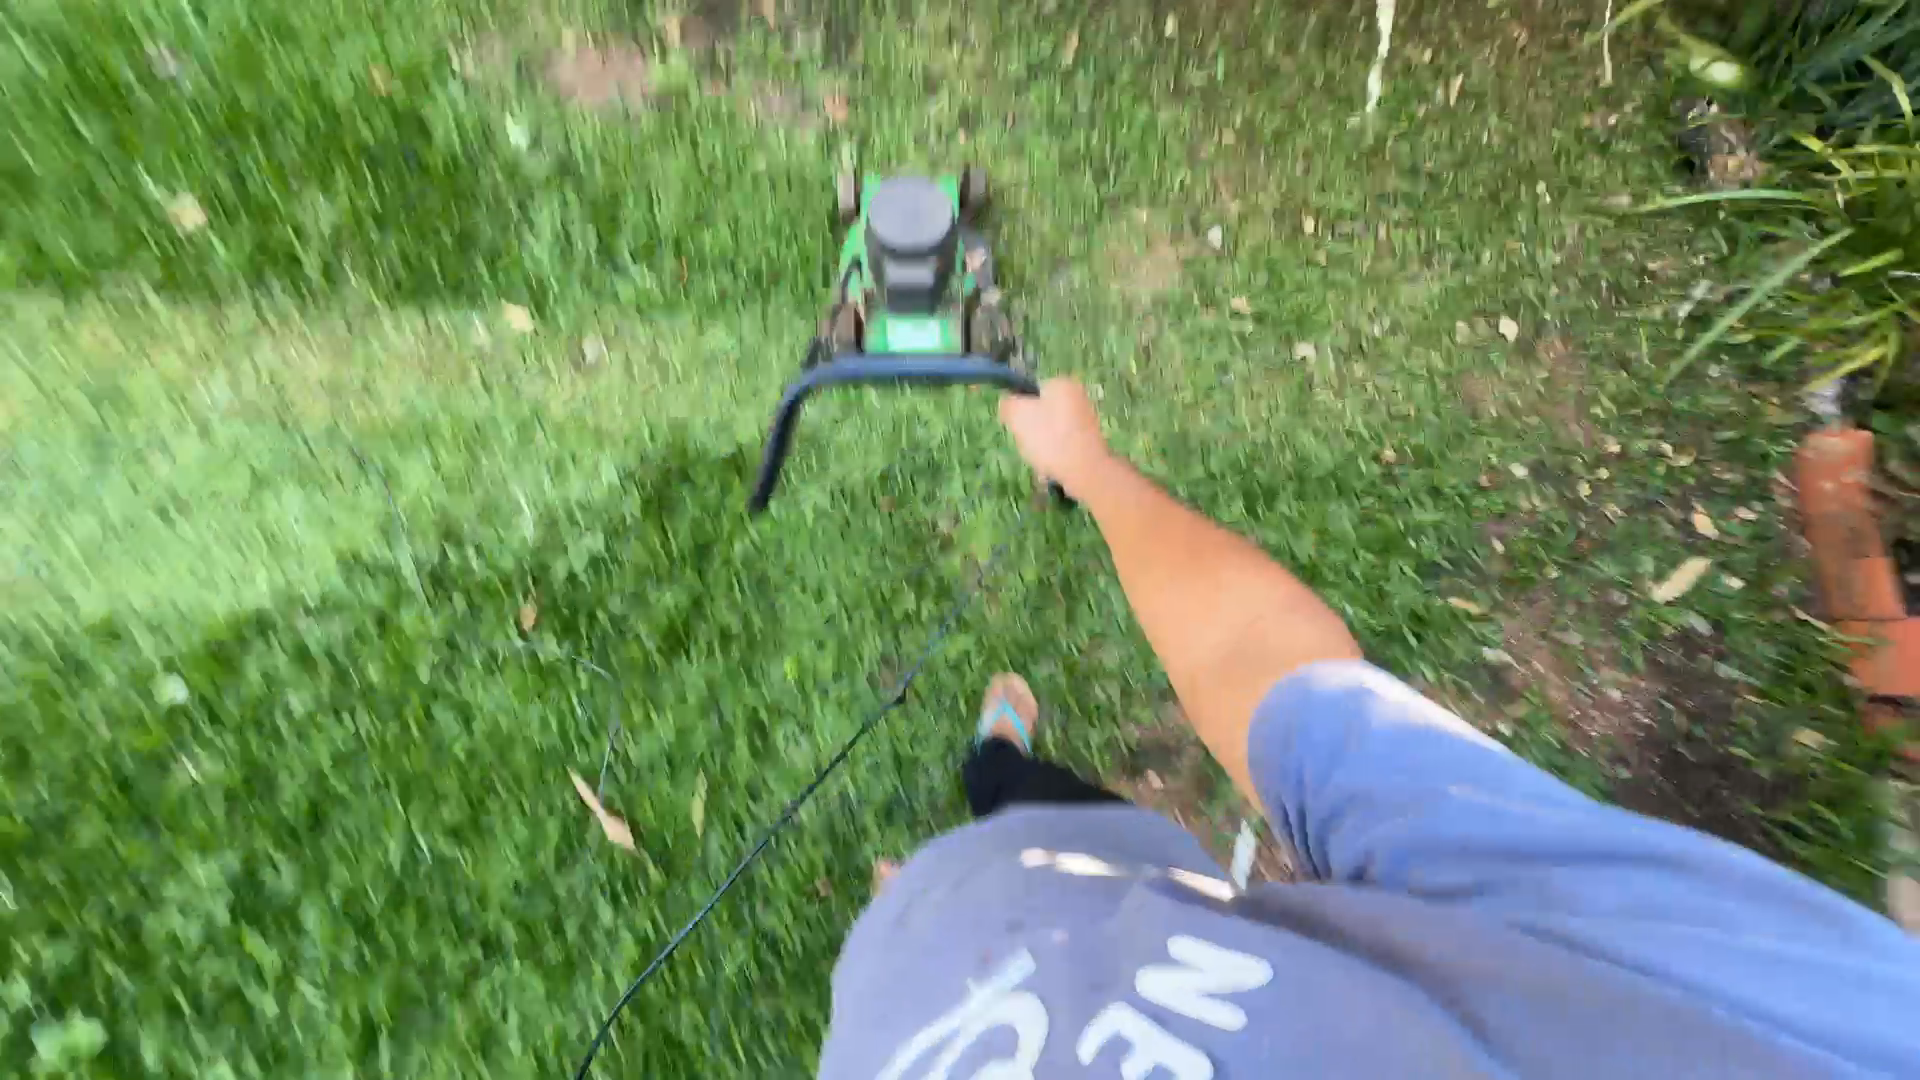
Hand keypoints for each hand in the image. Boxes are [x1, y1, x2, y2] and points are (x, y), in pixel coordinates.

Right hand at [997, 378, 1113, 496]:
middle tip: (1028, 442)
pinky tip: (1052, 465)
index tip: (1017, 425)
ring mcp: (1086, 419)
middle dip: (1031, 429)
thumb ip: (1008, 404)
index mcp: (1062, 384)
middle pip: (1041, 411)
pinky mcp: (1089, 441)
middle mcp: (1078, 396)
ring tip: (1041, 457)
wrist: (1084, 471)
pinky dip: (1054, 454)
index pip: (1031, 390)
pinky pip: (1063, 445)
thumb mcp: (1018, 416)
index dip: (1019, 408)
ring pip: (1050, 430)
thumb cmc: (1049, 438)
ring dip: (1041, 444)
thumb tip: (1008, 403)